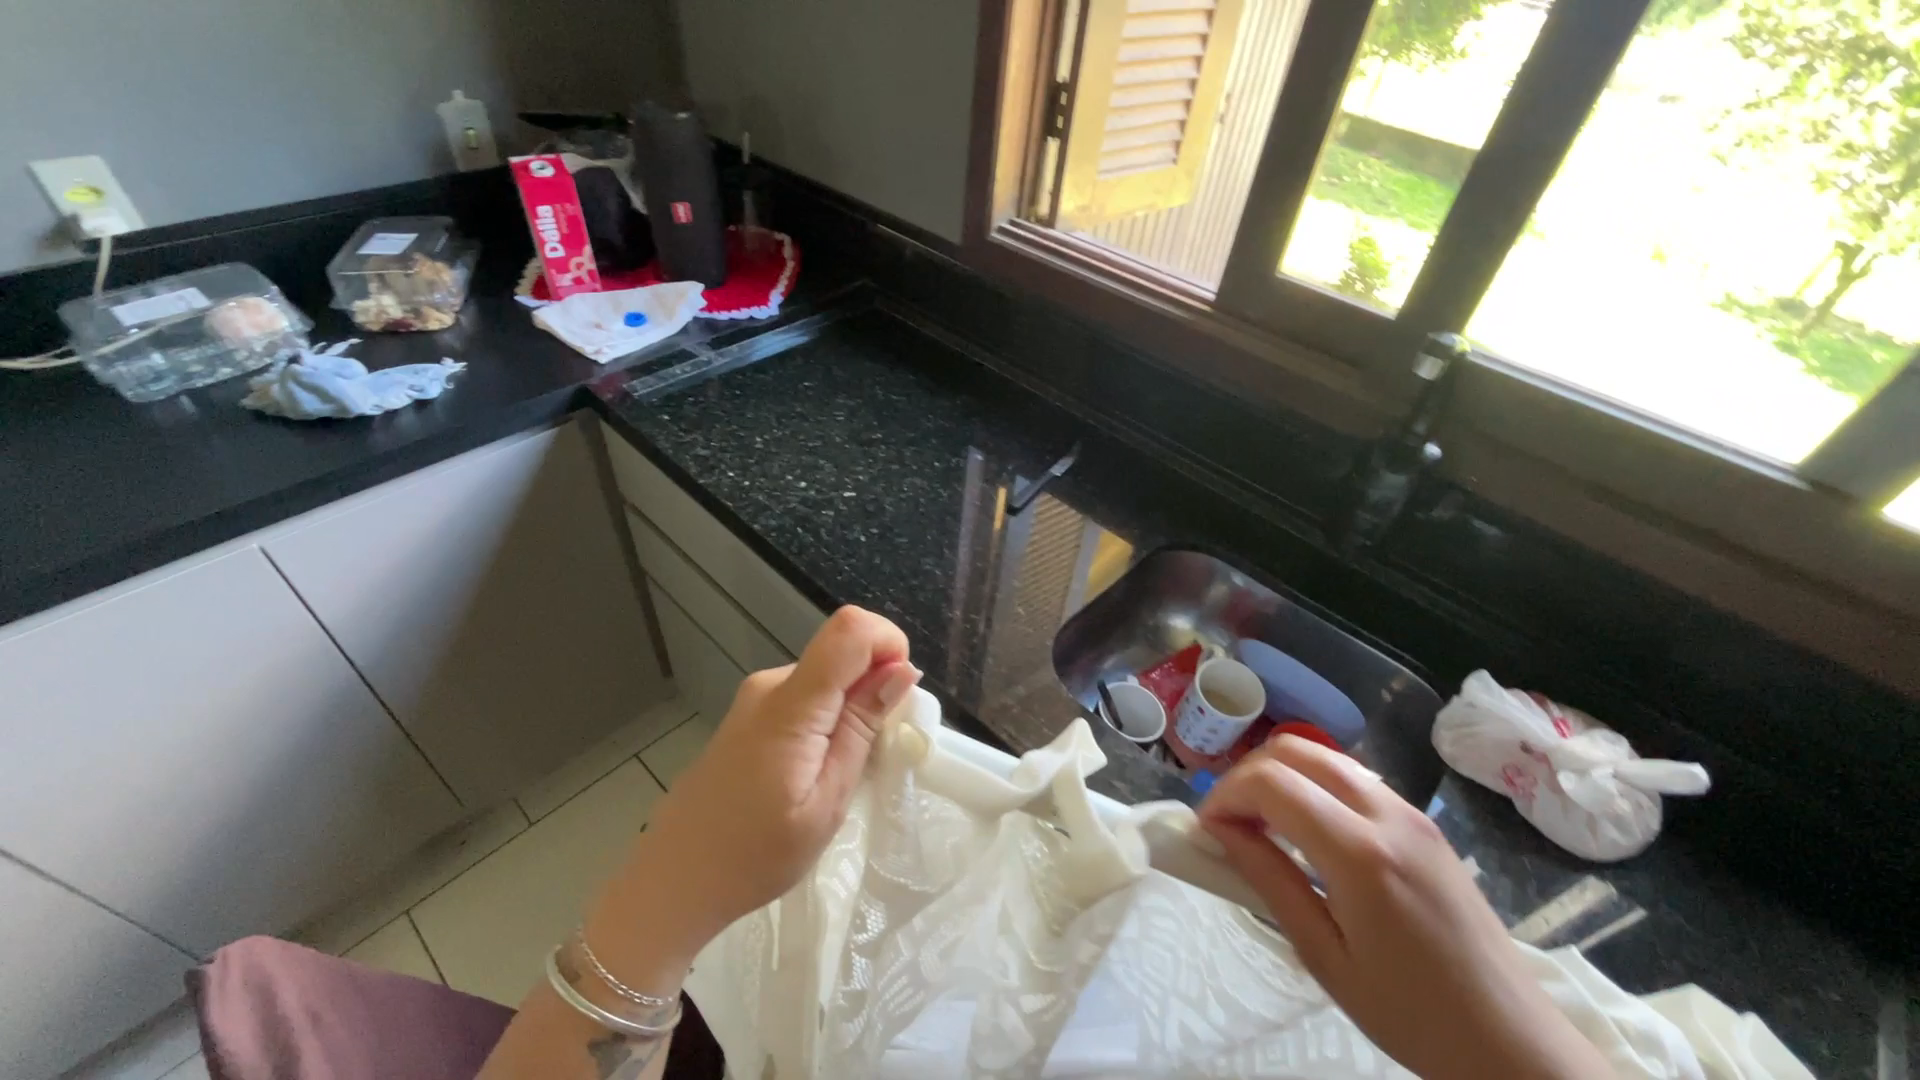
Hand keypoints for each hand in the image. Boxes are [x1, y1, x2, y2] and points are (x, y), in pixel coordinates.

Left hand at [583, 607, 919, 984]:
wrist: (676, 880)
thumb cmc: (755, 855)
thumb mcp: (826, 801)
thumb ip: (861, 728)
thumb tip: (902, 670)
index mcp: (791, 704)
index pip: (850, 629)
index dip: (889, 644)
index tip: (900, 699)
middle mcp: (771, 685)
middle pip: (842, 651)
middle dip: (876, 688)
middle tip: (876, 756)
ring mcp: (757, 699)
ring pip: (828, 677)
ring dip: (853, 710)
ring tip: (843, 776)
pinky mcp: (751, 716)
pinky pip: (807, 697)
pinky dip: (829, 721)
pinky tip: (816, 774)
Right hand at [1198, 736, 1614, 1079]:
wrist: (1513, 1042)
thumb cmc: (1411, 1015)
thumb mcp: (1324, 956)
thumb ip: (1269, 881)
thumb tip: (1220, 832)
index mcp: (1360, 853)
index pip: (1271, 783)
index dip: (1225, 795)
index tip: (1206, 830)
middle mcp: (1388, 814)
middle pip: (1296, 750)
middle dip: (1247, 774)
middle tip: (1228, 822)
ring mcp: (1412, 813)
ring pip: (1325, 757)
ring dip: (1281, 776)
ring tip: (1261, 826)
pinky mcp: (1424, 824)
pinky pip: (1354, 779)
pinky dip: (1313, 785)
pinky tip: (1305, 831)